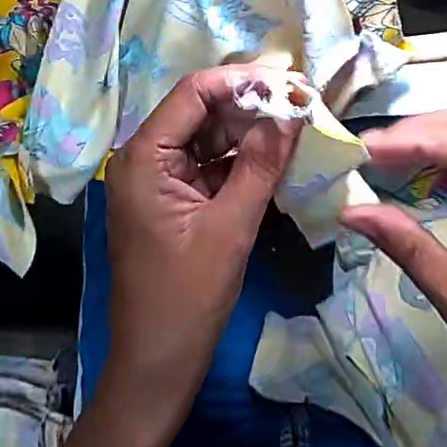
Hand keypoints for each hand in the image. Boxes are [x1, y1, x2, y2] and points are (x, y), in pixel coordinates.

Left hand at [100, 65, 302, 434]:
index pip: (193, 93)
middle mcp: (143, 158)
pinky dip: (239, 162)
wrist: (156, 364)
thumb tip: (291, 112)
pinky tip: (276, 159)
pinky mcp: (171, 200)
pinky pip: (207, 166)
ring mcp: (156, 179)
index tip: (290, 84)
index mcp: (143, 156)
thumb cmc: (187, 298)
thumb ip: (260, 164)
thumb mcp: (231, 227)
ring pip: (207, 138)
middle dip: (250, 107)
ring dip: (248, 133)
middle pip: (200, 112)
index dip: (242, 82)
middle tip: (303, 105)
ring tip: (298, 126)